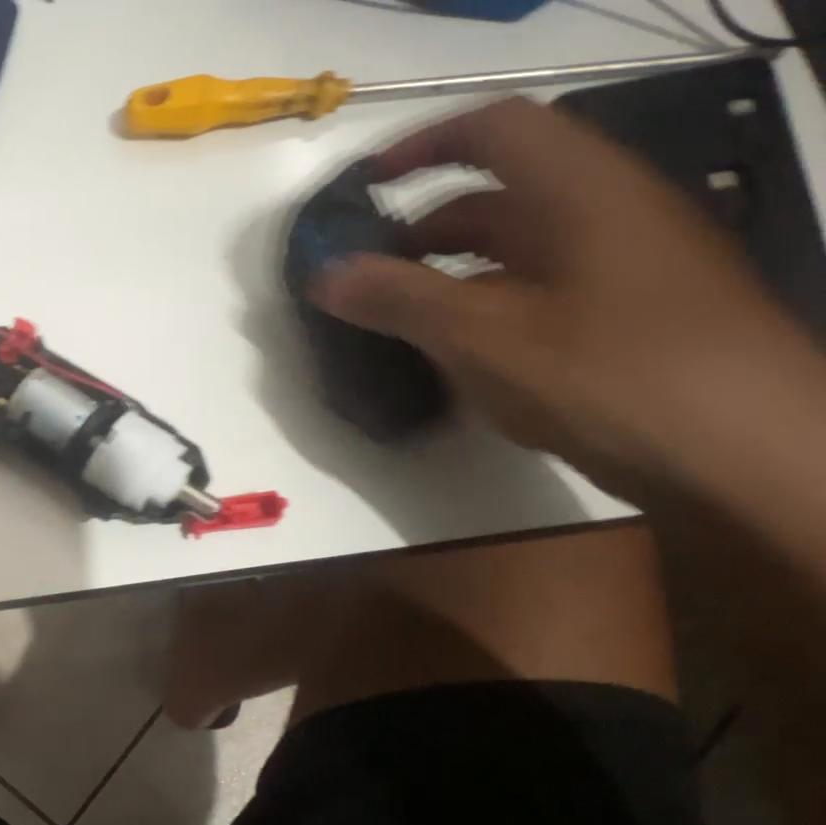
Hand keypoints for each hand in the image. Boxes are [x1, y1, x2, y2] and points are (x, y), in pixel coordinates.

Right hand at [312, 97, 815, 492]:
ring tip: (394, 320)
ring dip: (447, 274)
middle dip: (420, 229)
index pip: (493, 130)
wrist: (743, 450)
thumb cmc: (609, 374)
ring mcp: (624, 264)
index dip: (421, 146)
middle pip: (499, 194)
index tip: (362, 190)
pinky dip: (485, 306)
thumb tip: (324, 274)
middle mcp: (607, 213)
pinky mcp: (629, 313)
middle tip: (362, 274)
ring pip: (516, 249)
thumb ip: (398, 299)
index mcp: (580, 192)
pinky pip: (539, 288)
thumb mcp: (483, 337)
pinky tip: (454, 355)